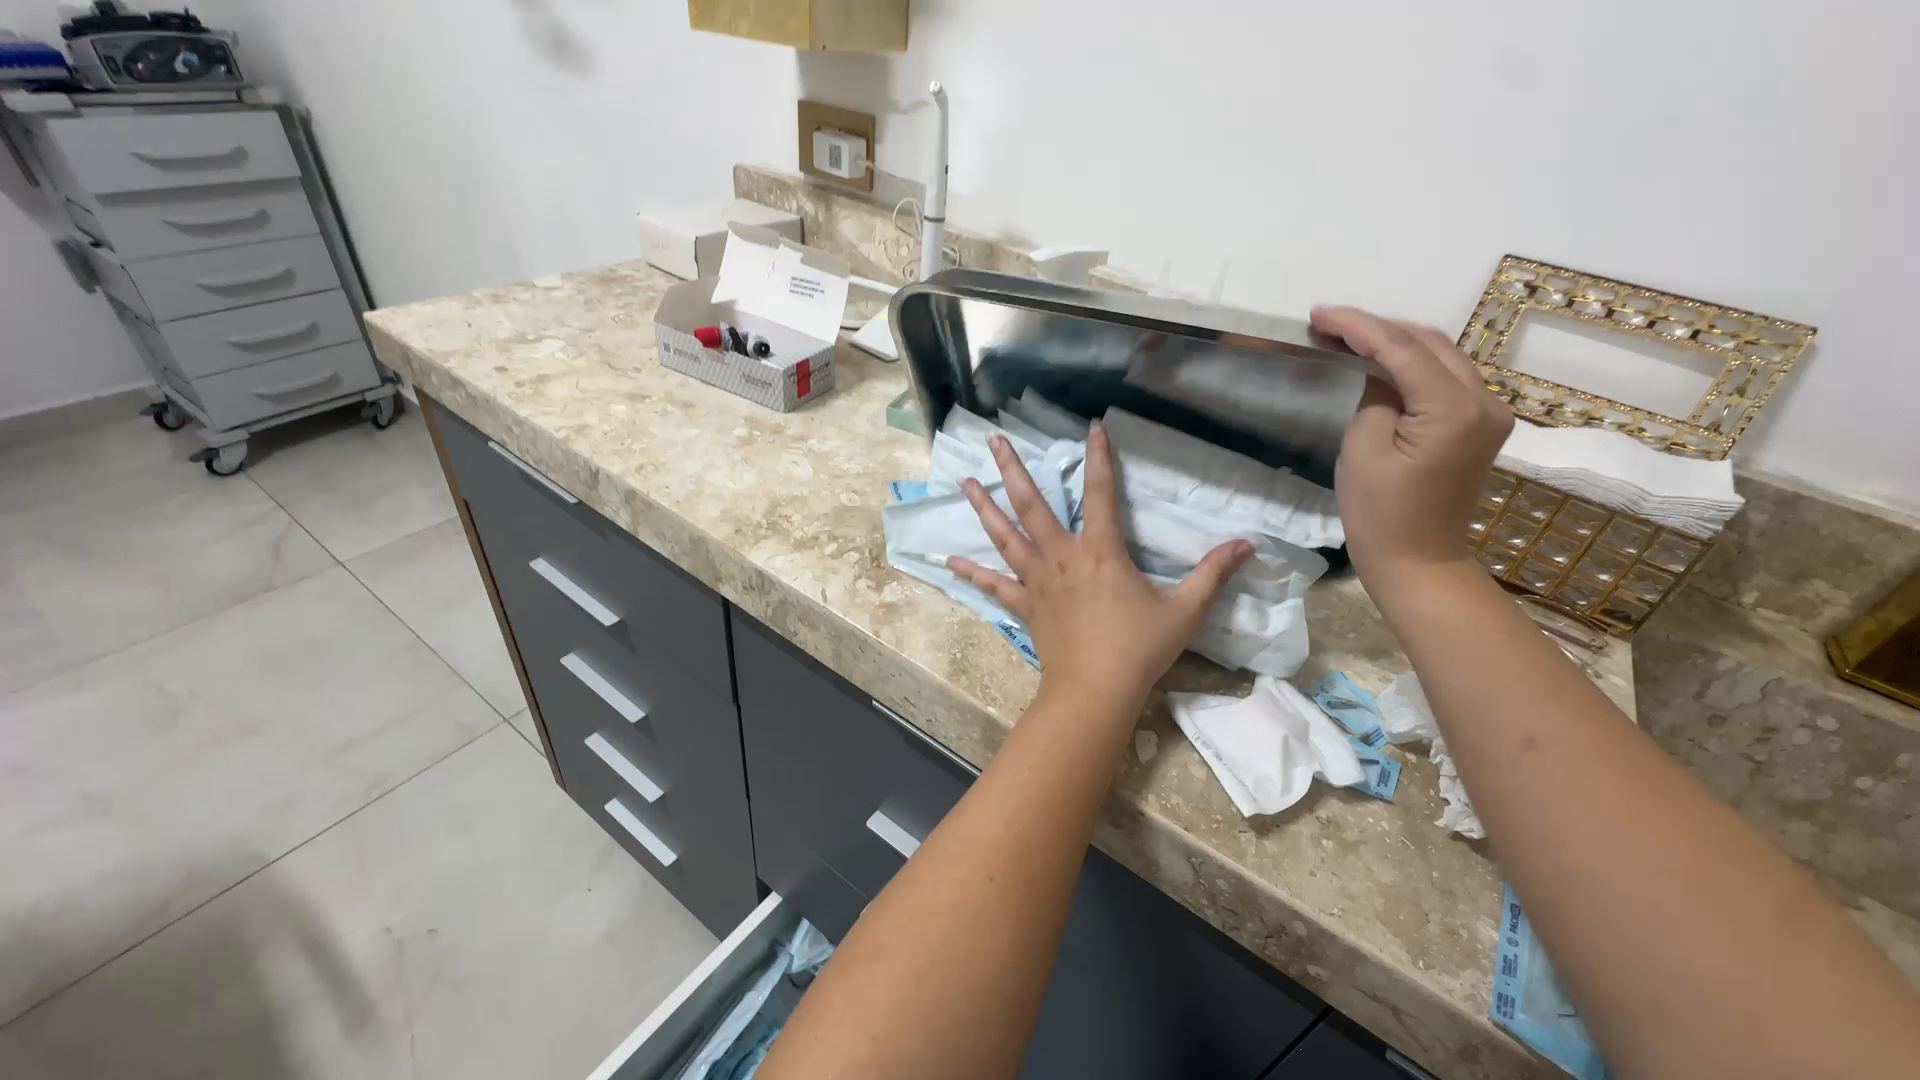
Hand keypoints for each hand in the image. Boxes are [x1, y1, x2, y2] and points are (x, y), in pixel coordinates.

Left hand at [947, 427, 1252, 713]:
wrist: (1096, 690)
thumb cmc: (1139, 648)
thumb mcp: (1185, 610)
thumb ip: (1213, 574)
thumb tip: (1247, 544)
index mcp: (1101, 552)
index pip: (1102, 494)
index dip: (1100, 459)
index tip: (1092, 428)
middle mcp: (1063, 557)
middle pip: (1032, 506)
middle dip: (1013, 470)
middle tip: (993, 441)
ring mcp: (1038, 581)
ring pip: (1006, 537)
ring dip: (985, 508)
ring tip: (966, 482)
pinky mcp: (1025, 606)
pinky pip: (995, 585)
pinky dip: (973, 572)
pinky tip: (949, 561)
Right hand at [1312, 306, 1513, 583]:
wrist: (1419, 561)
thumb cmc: (1382, 514)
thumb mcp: (1363, 450)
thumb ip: (1374, 398)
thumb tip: (1378, 376)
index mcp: (1454, 408)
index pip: (1402, 349)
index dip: (1357, 327)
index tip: (1318, 314)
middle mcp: (1485, 400)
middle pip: (1428, 343)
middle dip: (1377, 329)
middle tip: (1327, 324)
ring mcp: (1489, 413)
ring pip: (1441, 355)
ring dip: (1396, 343)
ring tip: (1349, 338)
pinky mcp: (1481, 426)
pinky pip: (1447, 378)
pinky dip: (1413, 364)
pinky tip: (1382, 362)